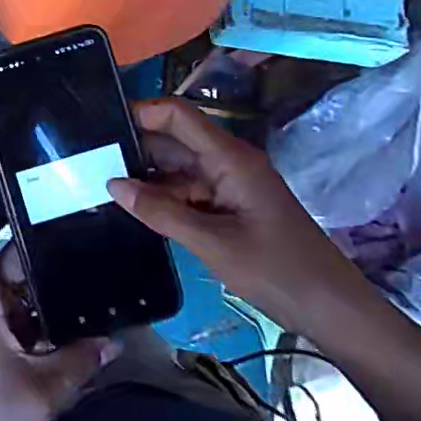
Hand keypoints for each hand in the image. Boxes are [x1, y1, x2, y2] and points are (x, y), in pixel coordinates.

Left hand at [0, 234, 120, 420]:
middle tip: (82, 252)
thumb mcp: (42, 393)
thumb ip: (79, 361)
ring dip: (39, 297)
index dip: (4, 224)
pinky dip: (33, 323)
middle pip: (2, 271)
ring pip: (9, 301)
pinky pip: (9, 326)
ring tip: (83, 285)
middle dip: (38, 263)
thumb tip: (114, 341)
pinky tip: (65, 328)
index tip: (42, 214)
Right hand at [108, 98, 374, 332]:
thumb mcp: (213, 243)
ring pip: (177, 170)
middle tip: (89, 159)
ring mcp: (229, 186)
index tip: (100, 122)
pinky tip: (133, 210)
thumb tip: (113, 184)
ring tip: (100, 183)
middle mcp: (228, 163)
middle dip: (136, 146)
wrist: (330, 308)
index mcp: (230, 158)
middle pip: (174, 141)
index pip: (178, 116)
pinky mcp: (229, 208)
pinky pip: (188, 194)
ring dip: (146, 177)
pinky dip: (162, 199)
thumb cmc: (277, 270)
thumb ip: (161, 212)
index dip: (142, 112)